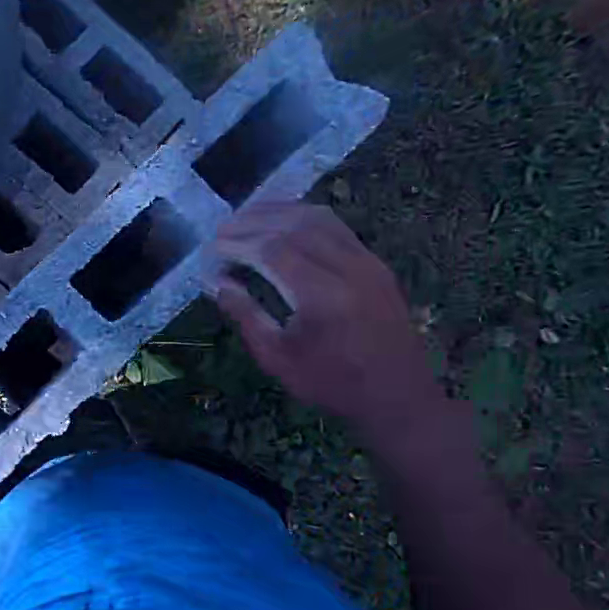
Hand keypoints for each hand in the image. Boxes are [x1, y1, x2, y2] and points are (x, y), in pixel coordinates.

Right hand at [209, 202, 445, 446]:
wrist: (397, 397)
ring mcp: (367, 262)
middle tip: (221, 230)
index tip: (211, 248)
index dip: (238, 244)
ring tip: (246, 218)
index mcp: (322, 297)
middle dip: (253, 222)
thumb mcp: (277, 358)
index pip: (273, 251)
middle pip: (295, 226)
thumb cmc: (330, 383)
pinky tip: (282, 223)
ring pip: (319, 218)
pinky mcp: (375, 263)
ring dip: (278, 213)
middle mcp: (349, 269)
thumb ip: (246, 315)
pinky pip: (336, 227)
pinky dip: (303, 218)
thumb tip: (216, 282)